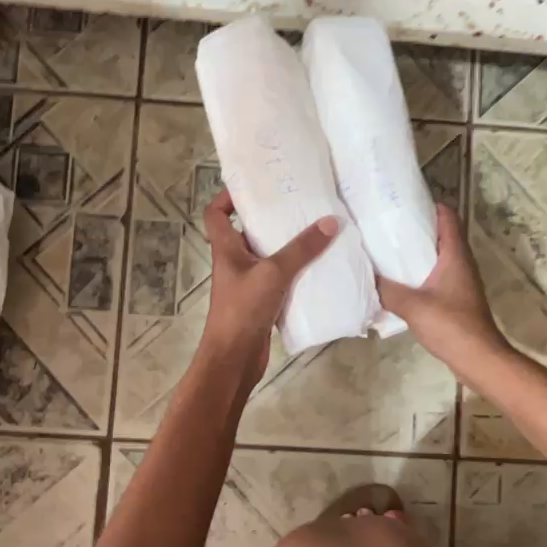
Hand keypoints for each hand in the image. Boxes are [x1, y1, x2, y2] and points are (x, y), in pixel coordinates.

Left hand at [198, 189, 339, 390]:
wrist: (234, 359)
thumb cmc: (243, 309)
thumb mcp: (274, 273)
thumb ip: (302, 248)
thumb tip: (331, 222)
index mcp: (226, 249)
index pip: (215, 214)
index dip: (227, 197)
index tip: (253, 187)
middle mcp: (234, 263)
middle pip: (248, 232)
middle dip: (271, 220)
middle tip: (298, 206)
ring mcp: (247, 285)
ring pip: (268, 258)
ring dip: (287, 248)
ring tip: (316, 232)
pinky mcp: (262, 303)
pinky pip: (280, 281)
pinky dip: (296, 274)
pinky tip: (319, 269)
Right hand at [377, 205, 509, 370]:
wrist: (477, 359)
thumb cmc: (451, 326)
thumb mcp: (412, 306)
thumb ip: (386, 290)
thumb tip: (365, 276)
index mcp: (455, 255)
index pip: (448, 216)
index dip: (428, 204)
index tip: (402, 201)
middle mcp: (460, 263)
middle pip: (440, 234)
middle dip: (415, 227)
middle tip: (385, 224)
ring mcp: (460, 281)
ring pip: (436, 256)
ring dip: (415, 252)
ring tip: (386, 249)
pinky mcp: (455, 298)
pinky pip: (434, 276)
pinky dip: (418, 273)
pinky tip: (397, 280)